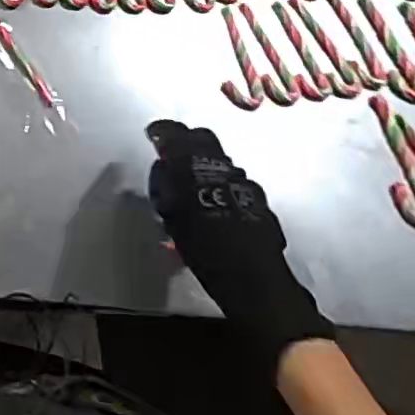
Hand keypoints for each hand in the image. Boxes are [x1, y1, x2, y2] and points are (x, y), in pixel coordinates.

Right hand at [146, 120, 332, 371]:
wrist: (255, 282)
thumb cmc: (205, 251)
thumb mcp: (173, 218)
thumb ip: (166, 188)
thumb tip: (163, 169)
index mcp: (194, 166)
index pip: (174, 133)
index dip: (162, 131)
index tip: (153, 135)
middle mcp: (223, 166)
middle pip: (202, 138)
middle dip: (186, 140)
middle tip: (173, 153)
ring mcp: (245, 181)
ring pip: (221, 159)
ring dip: (206, 163)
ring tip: (195, 182)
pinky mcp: (260, 199)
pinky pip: (235, 181)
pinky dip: (223, 184)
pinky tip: (217, 202)